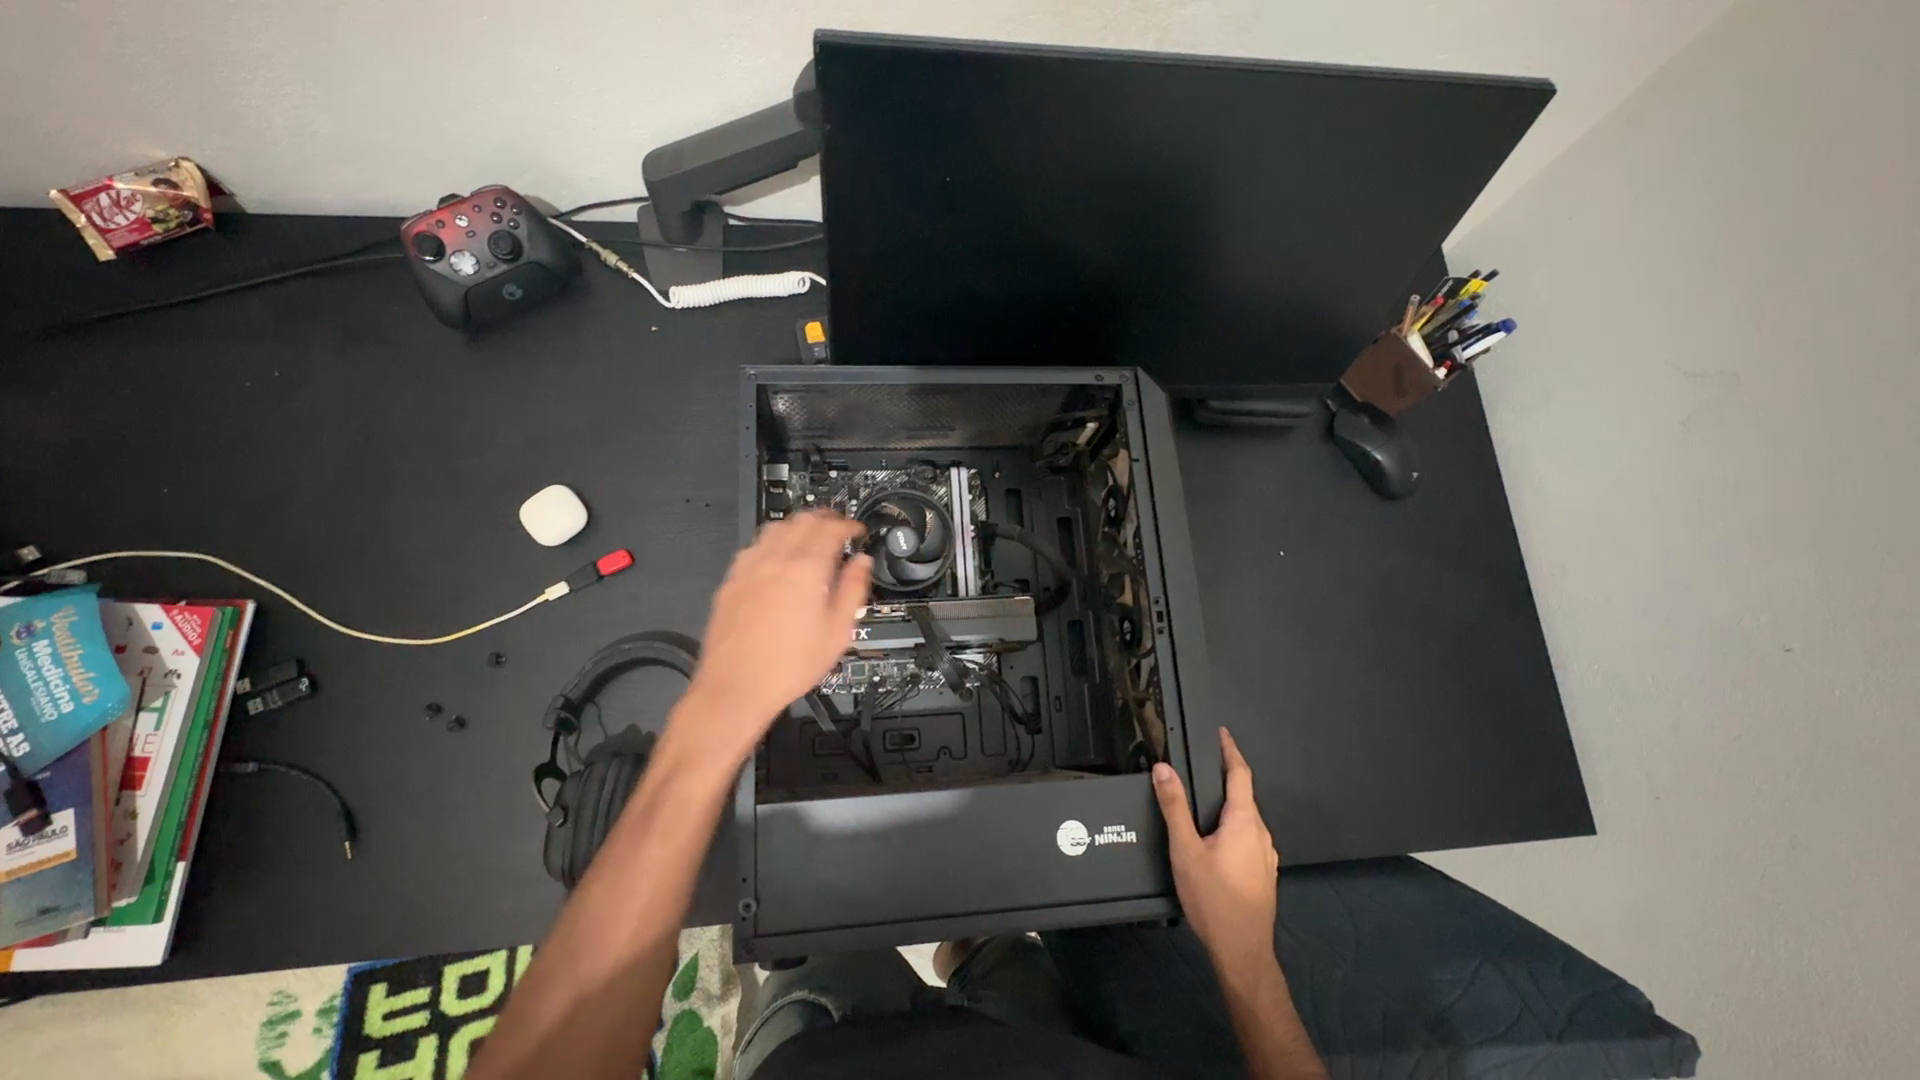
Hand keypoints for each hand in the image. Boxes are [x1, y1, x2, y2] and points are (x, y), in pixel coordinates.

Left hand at [678, 512, 870, 759]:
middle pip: (801, 521)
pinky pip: (754, 548)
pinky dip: (772, 543)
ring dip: (796, 526)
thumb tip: (862, 566)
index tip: (856, 531)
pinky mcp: (731, 582)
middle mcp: (775, 562)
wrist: (737, 686)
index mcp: (805, 570)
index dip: (848, 526)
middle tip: (837, 527)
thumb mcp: (837, 633)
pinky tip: (776, 558)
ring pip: (774, 529)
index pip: (831, 530)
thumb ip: (853, 591)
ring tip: (809, 535)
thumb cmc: (786, 666)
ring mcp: (749, 569)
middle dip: (824, 519)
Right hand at [1152, 728, 1279, 977]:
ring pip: (1246, 820)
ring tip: (1200, 803)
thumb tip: (1163, 769)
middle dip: (1224, 779)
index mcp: (1244, 821)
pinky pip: (1247, 838)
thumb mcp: (1185, 850)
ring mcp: (1266, 855)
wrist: (1242, 950)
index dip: (1230, 751)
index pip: (1241, 774)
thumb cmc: (1213, 898)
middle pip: (1244, 796)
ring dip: (1227, 806)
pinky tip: (1213, 841)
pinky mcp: (1263, 873)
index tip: (1222, 734)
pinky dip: (1231, 828)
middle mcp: (1261, 833)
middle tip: (1200, 767)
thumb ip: (1174, 807)